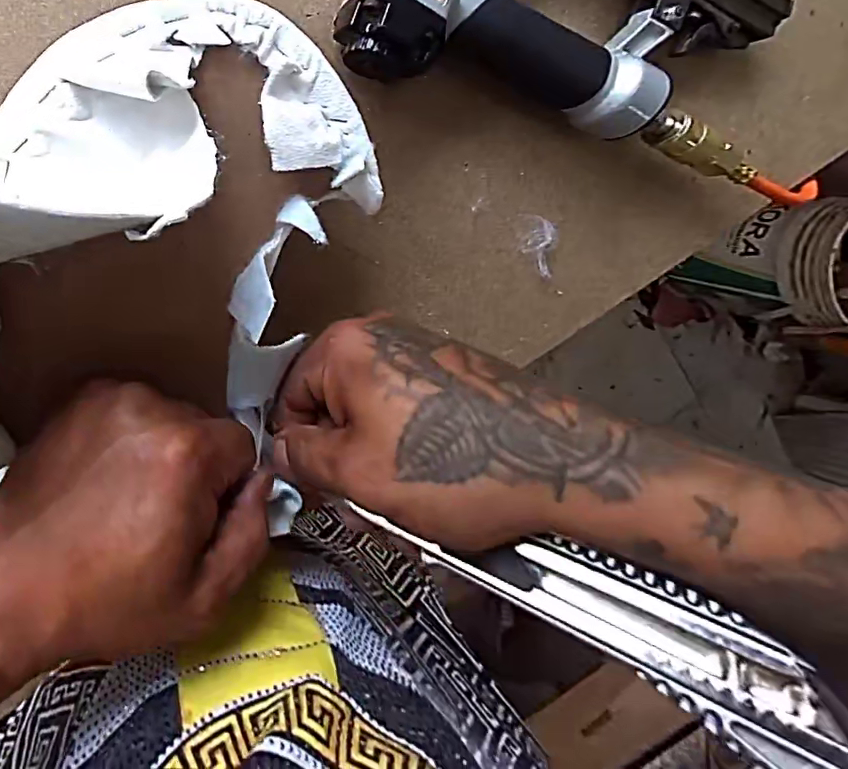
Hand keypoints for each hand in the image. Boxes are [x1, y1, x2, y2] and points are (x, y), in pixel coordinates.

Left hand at [0, 379, 274, 669]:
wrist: (10, 581)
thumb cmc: (104, 599)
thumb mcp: (201, 598)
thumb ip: (251, 535)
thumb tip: (263, 484)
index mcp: (185, 451)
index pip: (242, 444)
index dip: (228, 487)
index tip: (197, 521)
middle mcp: (149, 407)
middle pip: (201, 428)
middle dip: (194, 467)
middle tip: (155, 517)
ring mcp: (109, 397)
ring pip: (165, 417)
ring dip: (158, 450)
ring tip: (121, 499)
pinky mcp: (78, 397)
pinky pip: (128, 411)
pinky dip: (124, 437)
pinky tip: (99, 478)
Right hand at [271, 315, 655, 551]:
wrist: (567, 466)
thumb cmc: (456, 467)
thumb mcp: (357, 475)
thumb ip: (300, 458)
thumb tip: (280, 449)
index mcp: (343, 347)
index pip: (288, 399)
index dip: (296, 450)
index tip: (316, 488)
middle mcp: (378, 335)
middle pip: (332, 406)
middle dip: (342, 463)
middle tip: (362, 510)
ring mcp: (420, 349)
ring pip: (371, 415)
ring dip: (376, 464)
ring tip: (406, 512)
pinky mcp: (453, 370)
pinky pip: (407, 411)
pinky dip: (408, 450)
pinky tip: (433, 490)